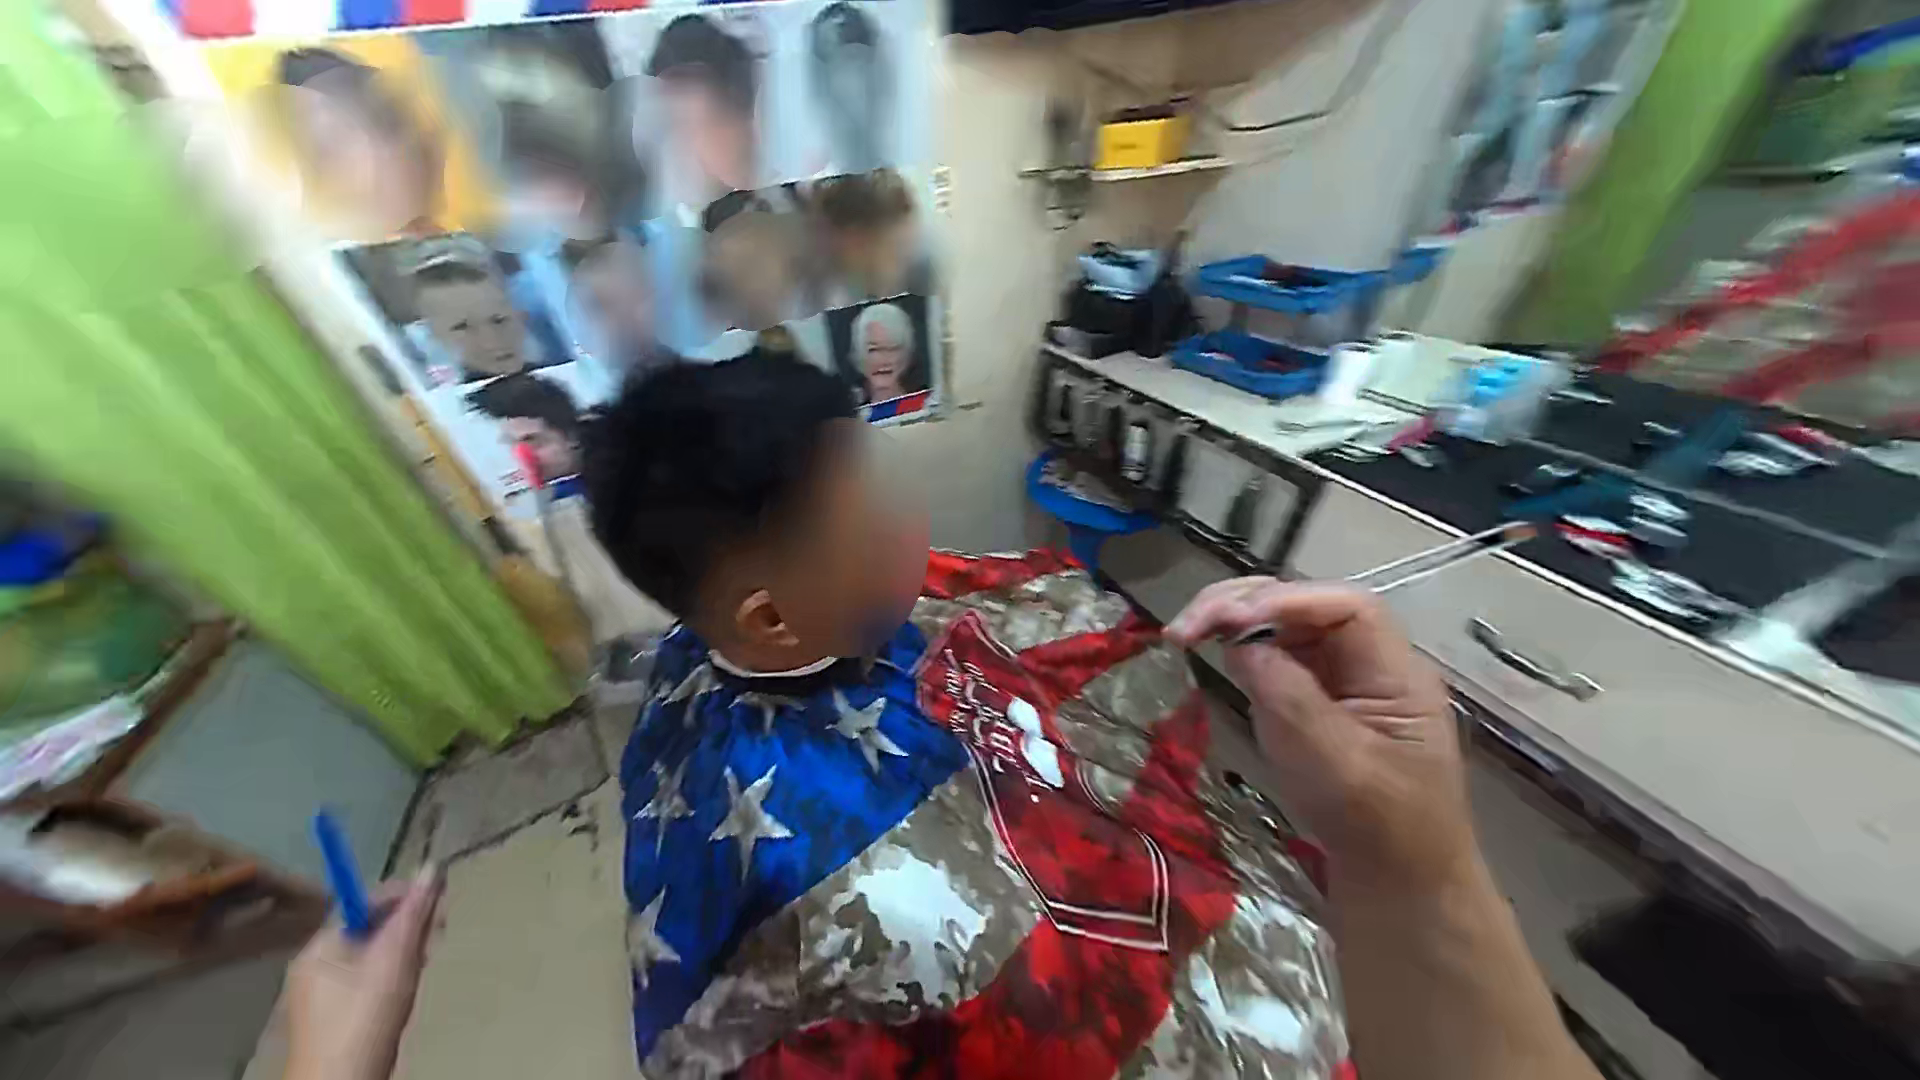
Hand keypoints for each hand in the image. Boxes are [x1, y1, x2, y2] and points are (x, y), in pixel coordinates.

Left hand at [283, 865, 441, 1079]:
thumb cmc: (366, 1011)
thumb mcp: (397, 953)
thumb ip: (415, 910)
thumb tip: (433, 865)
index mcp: (321, 946)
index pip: (366, 900)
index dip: (404, 894)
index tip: (438, 898)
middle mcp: (319, 961)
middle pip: (374, 922)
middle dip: (411, 920)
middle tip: (439, 927)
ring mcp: (328, 986)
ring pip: (380, 945)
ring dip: (410, 941)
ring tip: (431, 952)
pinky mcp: (342, 1006)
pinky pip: (376, 968)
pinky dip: (400, 964)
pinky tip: (416, 973)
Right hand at [1167, 580, 1474, 895]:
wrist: (1391, 875)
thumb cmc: (1371, 823)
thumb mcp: (1329, 760)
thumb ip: (1286, 692)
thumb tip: (1236, 639)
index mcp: (1393, 673)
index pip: (1344, 606)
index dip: (1285, 602)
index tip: (1231, 624)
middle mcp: (1362, 658)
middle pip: (1302, 601)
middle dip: (1242, 603)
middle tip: (1186, 626)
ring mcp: (1332, 669)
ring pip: (1277, 617)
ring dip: (1227, 615)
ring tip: (1183, 632)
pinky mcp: (1305, 684)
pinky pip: (1266, 645)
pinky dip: (1230, 638)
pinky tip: (1202, 644)